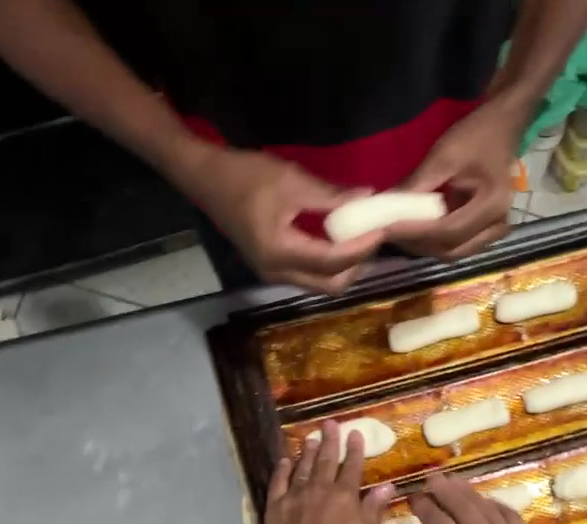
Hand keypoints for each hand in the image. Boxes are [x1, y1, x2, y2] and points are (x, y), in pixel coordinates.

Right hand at [181, 149, 384, 291]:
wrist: (204, 178)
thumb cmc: (244, 175)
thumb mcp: (291, 180)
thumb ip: (331, 196)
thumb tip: (368, 198)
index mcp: (280, 252)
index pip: (333, 262)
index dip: (361, 248)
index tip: (381, 229)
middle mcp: (277, 272)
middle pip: (331, 285)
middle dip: (357, 265)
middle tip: (372, 237)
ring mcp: (273, 274)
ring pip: (322, 284)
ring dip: (345, 267)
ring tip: (360, 238)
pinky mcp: (273, 268)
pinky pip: (310, 275)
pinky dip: (330, 264)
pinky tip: (340, 241)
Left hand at [264, 421, 394, 523]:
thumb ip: (374, 509)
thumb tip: (388, 486)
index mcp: (345, 496)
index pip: (352, 467)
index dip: (355, 450)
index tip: (355, 433)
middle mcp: (320, 489)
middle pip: (326, 460)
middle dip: (330, 441)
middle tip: (330, 423)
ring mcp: (295, 496)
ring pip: (302, 467)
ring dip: (307, 452)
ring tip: (310, 438)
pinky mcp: (275, 507)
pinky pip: (278, 482)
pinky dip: (282, 470)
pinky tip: (285, 461)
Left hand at [386, 101, 522, 259]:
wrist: (502, 130)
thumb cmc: (476, 136)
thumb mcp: (444, 156)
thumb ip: (417, 185)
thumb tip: (384, 206)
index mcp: (492, 205)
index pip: (448, 231)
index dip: (416, 232)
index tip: (387, 227)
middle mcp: (497, 227)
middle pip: (451, 249)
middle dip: (417, 243)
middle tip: (389, 230)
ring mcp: (494, 233)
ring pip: (453, 252)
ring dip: (425, 245)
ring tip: (400, 230)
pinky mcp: (486, 233)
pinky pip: (457, 246)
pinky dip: (435, 241)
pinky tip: (417, 229)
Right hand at [410, 472, 581, 523]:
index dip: (425, 509)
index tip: (413, 498)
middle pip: (462, 506)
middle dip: (444, 490)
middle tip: (430, 478)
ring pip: (485, 505)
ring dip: (466, 490)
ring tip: (451, 480)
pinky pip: (508, 513)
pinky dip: (493, 503)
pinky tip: (484, 500)